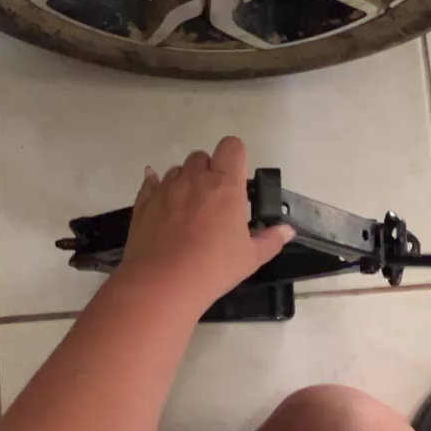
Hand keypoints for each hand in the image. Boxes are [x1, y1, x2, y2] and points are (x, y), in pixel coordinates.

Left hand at [111, 135, 294, 315]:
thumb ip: (270, 240)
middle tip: (213, 200)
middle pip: (202, 156)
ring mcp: (166, 188)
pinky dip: (157, 187)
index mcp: (225, 185)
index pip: (232, 147)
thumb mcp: (250, 258)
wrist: (163, 283)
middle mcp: (194, 179)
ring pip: (177, 170)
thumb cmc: (214, 268)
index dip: (235, 157)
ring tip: (188, 209)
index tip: (236, 179)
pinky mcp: (143, 202)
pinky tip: (162, 201)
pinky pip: (150, 182)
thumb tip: (287, 230)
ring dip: (185, 182)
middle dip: (208, 172)